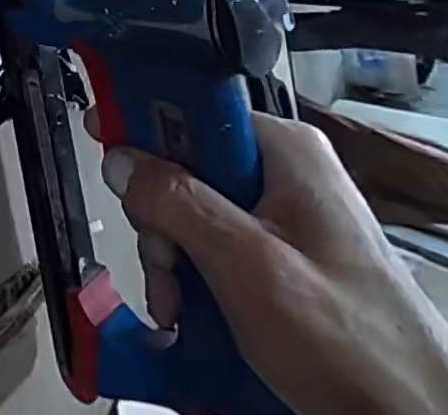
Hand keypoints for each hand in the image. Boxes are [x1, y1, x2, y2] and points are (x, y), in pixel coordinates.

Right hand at [97, 112, 447, 414]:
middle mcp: (283, 168)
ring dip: (175, 258)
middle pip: (189, 166)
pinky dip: (198, 276)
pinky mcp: (284, 251)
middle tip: (165, 272)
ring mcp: (286, 211)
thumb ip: (178, 203)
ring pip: (196, 210)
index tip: (100, 135)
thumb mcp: (248, 266)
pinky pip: (219, 243)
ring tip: (180, 311)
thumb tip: (118, 157)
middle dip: (162, 219)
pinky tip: (195, 317)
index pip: (197, 108)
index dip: (146, 121)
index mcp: (285, 147)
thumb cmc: (346, 339)